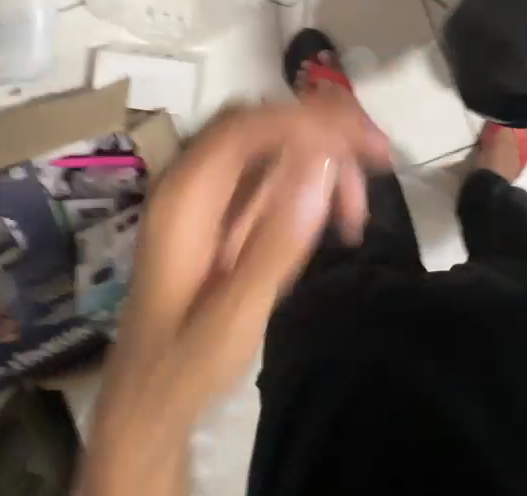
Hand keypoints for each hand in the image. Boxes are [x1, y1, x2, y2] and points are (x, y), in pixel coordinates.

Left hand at [83, 89, 390, 494]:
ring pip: (270, 143)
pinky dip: (310, 179)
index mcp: (183, 197)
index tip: (360, 145)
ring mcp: (207, 195)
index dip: (304, 121)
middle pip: (260, 122)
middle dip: (322, 129)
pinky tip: (340, 210)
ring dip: (322, 155)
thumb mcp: (235, 316)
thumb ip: (277, 242)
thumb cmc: (184, 368)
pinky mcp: (223, 212)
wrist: (149, 405)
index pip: (245, 127)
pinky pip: (272, 173)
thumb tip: (322, 168)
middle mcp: (191, 181)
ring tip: (362, 200)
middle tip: (377, 154)